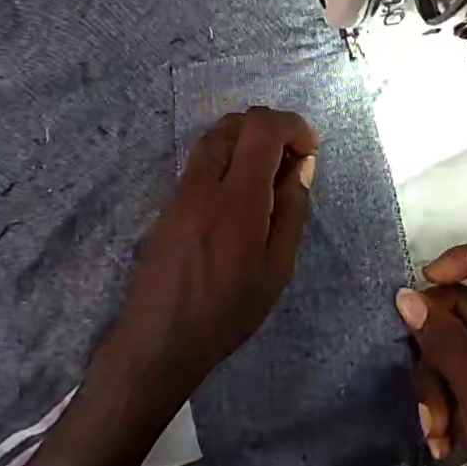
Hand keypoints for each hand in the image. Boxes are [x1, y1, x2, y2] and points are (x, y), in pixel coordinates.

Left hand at [0, 108, 316, 465]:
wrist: (157, 342)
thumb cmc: (227, 312)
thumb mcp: (277, 269)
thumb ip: (292, 209)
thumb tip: (302, 164)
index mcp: (236, 199)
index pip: (263, 129)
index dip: (292, 126)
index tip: (309, 149)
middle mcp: (204, 183)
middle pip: (236, 122)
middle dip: (271, 126)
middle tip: (291, 157)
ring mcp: (180, 189)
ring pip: (215, 135)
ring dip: (247, 137)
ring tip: (268, 170)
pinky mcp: (168, 201)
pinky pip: (201, 156)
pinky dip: (228, 153)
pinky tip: (241, 187)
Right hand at [396, 242, 466, 465]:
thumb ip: (443, 339)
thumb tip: (405, 295)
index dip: (460, 261)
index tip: (422, 282)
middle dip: (438, 346)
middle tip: (422, 373)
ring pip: (458, 348)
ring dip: (438, 384)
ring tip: (434, 425)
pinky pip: (463, 379)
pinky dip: (448, 403)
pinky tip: (441, 439)